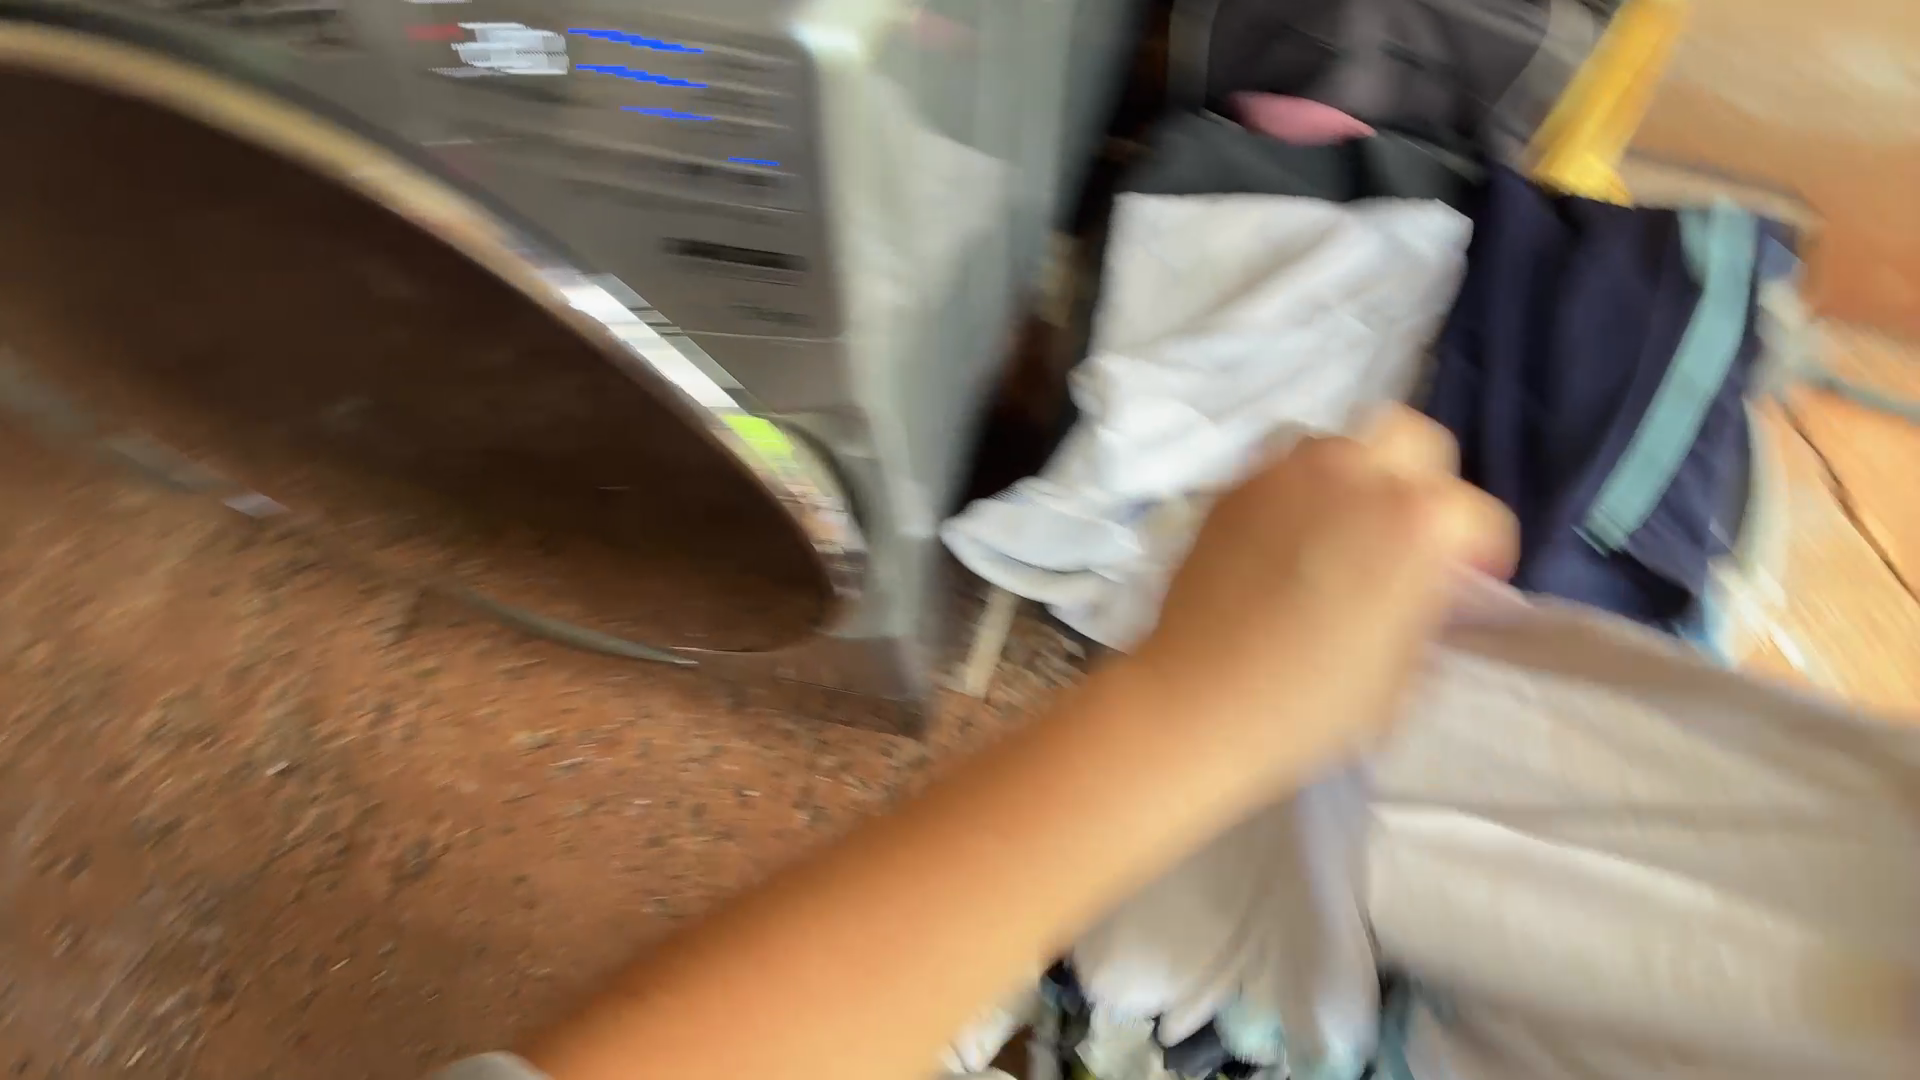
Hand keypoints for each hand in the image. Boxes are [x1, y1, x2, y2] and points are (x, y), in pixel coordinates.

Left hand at [1124, 406, 1517, 777]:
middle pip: (1408, 440)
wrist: (1200, 700)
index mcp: (1416, 522)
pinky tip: (1287, 536)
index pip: (1476, 513)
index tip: (1465, 580)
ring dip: (1353, 476)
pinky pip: (1277, 469)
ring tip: (1341, 528)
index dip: (1478, 552)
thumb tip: (1429, 578)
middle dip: (1420, 478)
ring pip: (1338, 445)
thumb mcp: (1405, 667)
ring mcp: (1282, 476)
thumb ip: (1428, 602)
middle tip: (1406, 531)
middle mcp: (1351, 477)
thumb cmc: (1312, 703)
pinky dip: (1296, 490)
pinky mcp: (1230, 491)